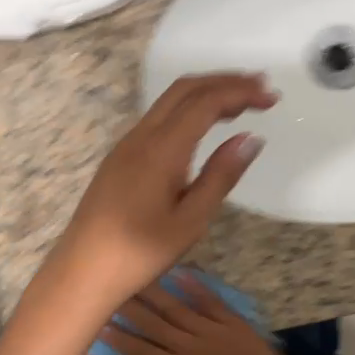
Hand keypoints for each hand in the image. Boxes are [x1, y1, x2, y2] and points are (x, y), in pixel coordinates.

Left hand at [49, 73, 276, 307]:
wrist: (82, 272)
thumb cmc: (139, 254)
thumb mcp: (190, 221)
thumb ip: (221, 175)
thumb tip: (250, 138)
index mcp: (161, 149)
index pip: (205, 102)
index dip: (240, 92)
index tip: (272, 98)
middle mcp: (140, 137)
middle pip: (184, 90)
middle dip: (224, 82)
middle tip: (260, 88)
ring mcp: (125, 146)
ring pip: (168, 102)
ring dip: (204, 94)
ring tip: (239, 103)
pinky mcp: (118, 159)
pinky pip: (157, 119)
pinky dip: (186, 111)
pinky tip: (202, 128)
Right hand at [101, 273, 316, 354]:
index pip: (140, 351)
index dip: (119, 337)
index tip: (101, 323)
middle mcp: (188, 348)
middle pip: (153, 324)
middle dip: (130, 308)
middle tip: (110, 290)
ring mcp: (210, 332)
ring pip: (175, 309)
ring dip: (153, 293)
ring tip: (136, 277)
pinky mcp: (232, 323)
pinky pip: (209, 301)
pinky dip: (194, 287)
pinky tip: (178, 274)